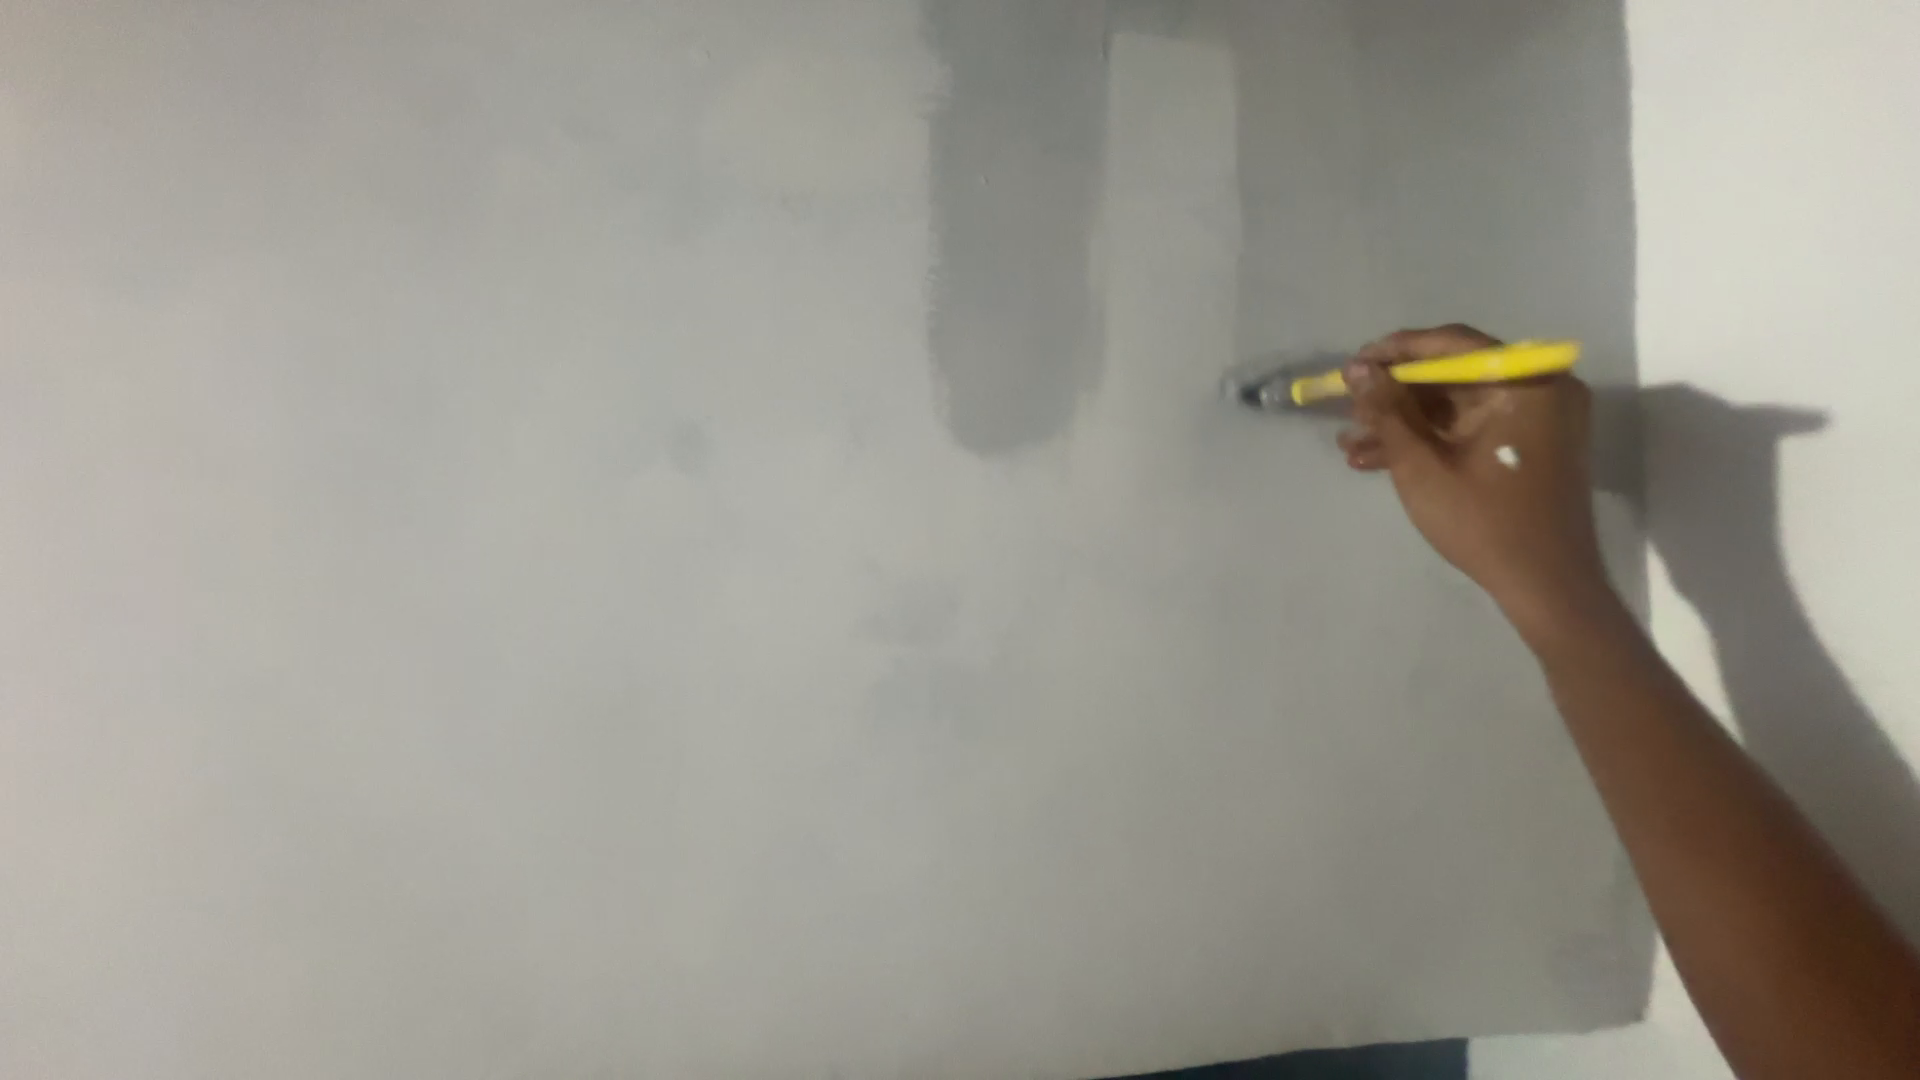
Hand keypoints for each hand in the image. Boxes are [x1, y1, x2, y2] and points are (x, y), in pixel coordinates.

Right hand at [1337, 325, 1615, 639]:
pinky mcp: (1524, 445)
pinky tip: (1374, 460)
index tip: (1352, 366)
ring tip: (1350, 442)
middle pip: (1451, 375)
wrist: (1543, 583)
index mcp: (1525, 382)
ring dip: (1400, 422)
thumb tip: (1357, 369)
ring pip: (1452, 406)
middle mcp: (1538, 388)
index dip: (1395, 352)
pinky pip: (1466, 429)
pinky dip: (1425, 440)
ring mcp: (1534, 419)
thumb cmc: (1482, 520)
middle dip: (1393, 394)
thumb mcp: (1421, 463)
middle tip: (1348, 409)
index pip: (1452, 344)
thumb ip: (1387, 410)